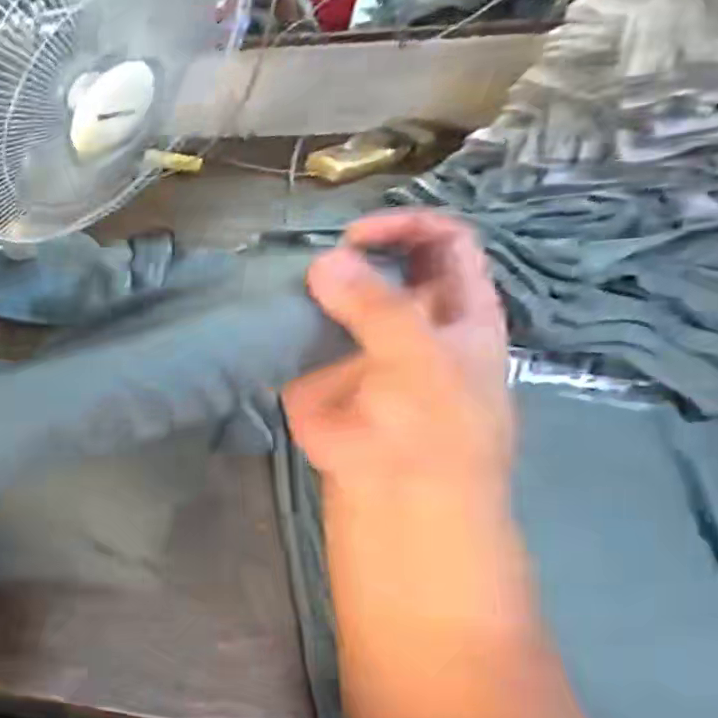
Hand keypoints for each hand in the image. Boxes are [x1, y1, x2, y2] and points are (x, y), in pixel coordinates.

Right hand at [285, 210, 512, 498]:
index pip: (442, 243)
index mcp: (455, 308)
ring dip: (311, 281)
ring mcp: (356, 338)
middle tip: (314, 260)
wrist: (392, 490)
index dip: (407, 228)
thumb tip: (322, 259)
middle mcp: (406, 315)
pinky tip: (262, 308)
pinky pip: (295, 326)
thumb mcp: (421, 359)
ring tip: (282, 279)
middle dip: (353, 252)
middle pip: (384, 262)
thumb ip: (376, 307)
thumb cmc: (435, 426)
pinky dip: (280, 314)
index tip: (358, 235)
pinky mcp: (312, 361)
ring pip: (335, 291)